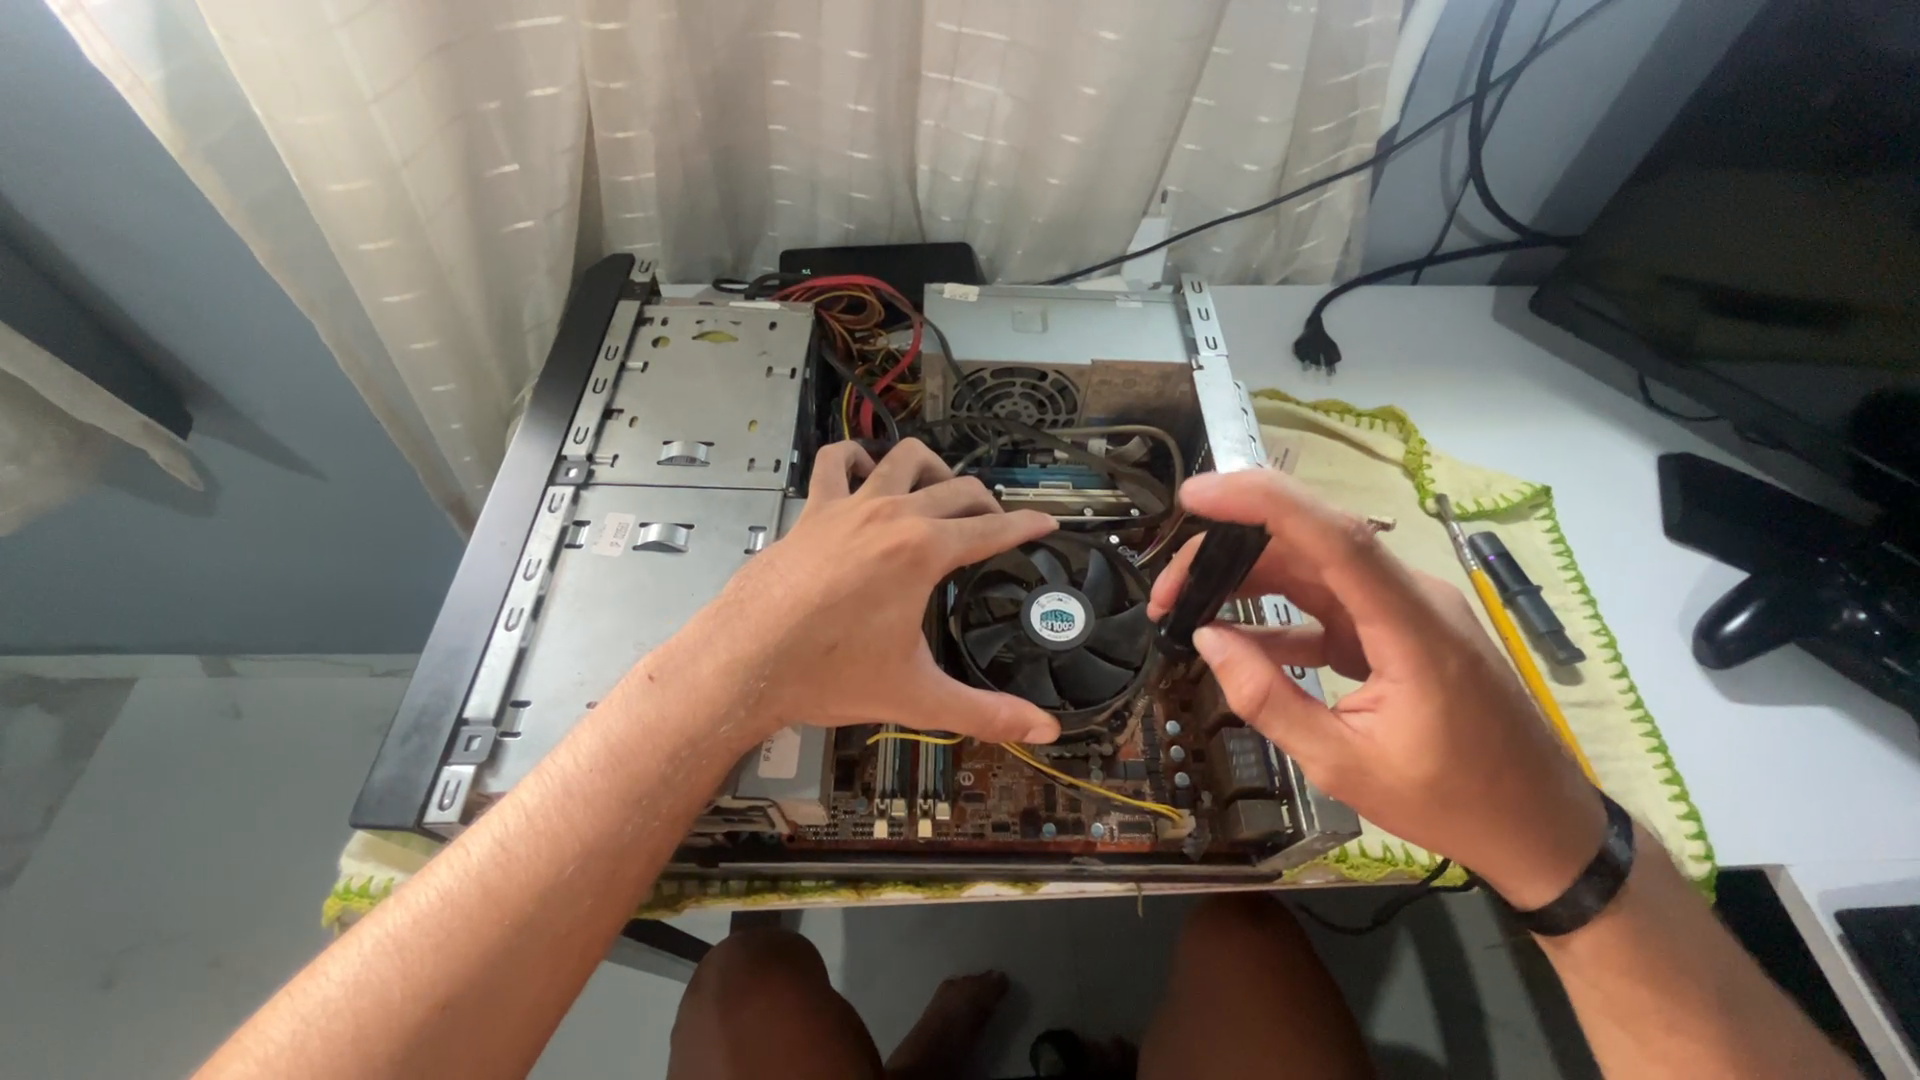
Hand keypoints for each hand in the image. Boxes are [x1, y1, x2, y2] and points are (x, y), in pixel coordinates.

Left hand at [680, 439, 1062, 745]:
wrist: (745, 661)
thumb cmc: (828, 675)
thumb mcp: (917, 696)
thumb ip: (985, 713)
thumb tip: (1045, 730)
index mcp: (924, 551)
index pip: (993, 529)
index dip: (1026, 525)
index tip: (1046, 521)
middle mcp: (892, 515)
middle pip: (957, 488)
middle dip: (987, 501)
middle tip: (996, 522)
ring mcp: (848, 506)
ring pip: (903, 457)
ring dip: (932, 466)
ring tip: (940, 490)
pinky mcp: (812, 511)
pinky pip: (834, 462)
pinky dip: (856, 458)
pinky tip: (865, 473)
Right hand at [1147, 470, 1604, 907]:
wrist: (1541, 827)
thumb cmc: (1452, 801)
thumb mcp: (1344, 764)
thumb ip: (1268, 699)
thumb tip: (1205, 640)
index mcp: (1410, 626)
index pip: (1333, 537)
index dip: (1261, 503)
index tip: (1195, 497)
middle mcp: (1408, 599)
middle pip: (1307, 545)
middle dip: (1227, 554)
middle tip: (1166, 592)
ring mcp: (1404, 611)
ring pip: (1311, 570)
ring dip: (1245, 582)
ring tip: (1184, 609)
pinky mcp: (1396, 631)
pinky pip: (1326, 605)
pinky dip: (1276, 615)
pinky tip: (1232, 636)